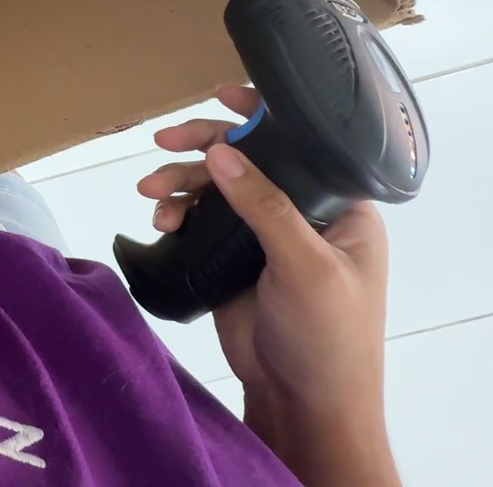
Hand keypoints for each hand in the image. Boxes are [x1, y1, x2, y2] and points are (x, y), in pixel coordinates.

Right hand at [137, 86, 398, 486]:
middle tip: (163, 143)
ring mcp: (261, 231)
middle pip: (243, 158)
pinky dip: (175, 208)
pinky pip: (196, 213)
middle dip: (199, 147)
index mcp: (339, 209)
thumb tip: (221, 151)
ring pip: (212, 184)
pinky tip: (163, 219)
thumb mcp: (306, 267)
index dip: (261, 114)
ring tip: (153, 193)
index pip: (300, 144)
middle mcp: (299, 211)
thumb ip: (264, 206)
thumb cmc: (330, 337)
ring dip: (178, 180)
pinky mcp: (230, 251)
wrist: (301, 398)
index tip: (220, 93)